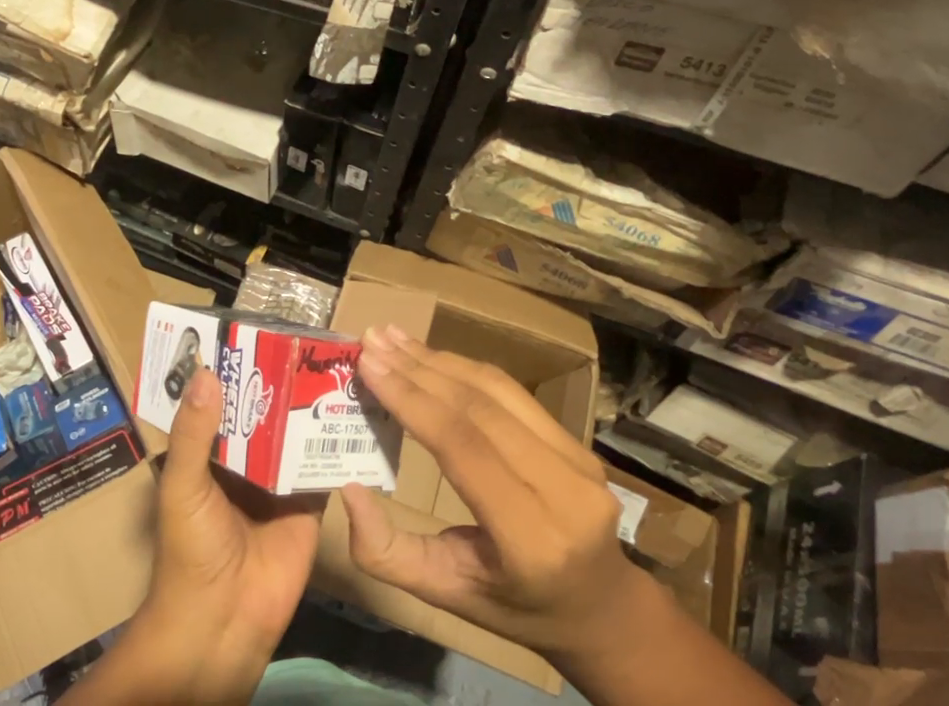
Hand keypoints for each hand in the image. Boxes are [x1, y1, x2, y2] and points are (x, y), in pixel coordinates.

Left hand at [80, 367, 324, 704]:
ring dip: (310, 403)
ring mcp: (278, 479)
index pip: (221, 398)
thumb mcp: (183, 485)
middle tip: (308, 335)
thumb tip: (208, 370)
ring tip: (337, 360)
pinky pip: (323, 464)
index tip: (256, 326)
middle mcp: (243, 459)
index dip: (235, 368)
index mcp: (207, 451)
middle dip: (280, 378)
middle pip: (264, 409)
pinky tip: (356, 408)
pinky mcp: (310, 501)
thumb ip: (194, 433)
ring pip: (295, 430)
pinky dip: (336, 441)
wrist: (227, 617)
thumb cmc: (191, 548)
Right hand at [341, 325, 656, 661]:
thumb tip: (348, 489)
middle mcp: (565, 494)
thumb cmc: (514, 607)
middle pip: (480, 410)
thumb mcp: (443, 594)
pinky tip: (430, 357)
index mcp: (531, 540)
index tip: (367, 365)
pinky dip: (465, 369)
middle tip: (370, 341)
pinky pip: (515, 396)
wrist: (601, 610)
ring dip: (439, 359)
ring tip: (391, 337)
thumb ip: (386, 553)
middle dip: (418, 369)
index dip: (412, 400)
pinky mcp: (580, 445)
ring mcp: (580, 464)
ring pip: (499, 392)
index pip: (464, 448)